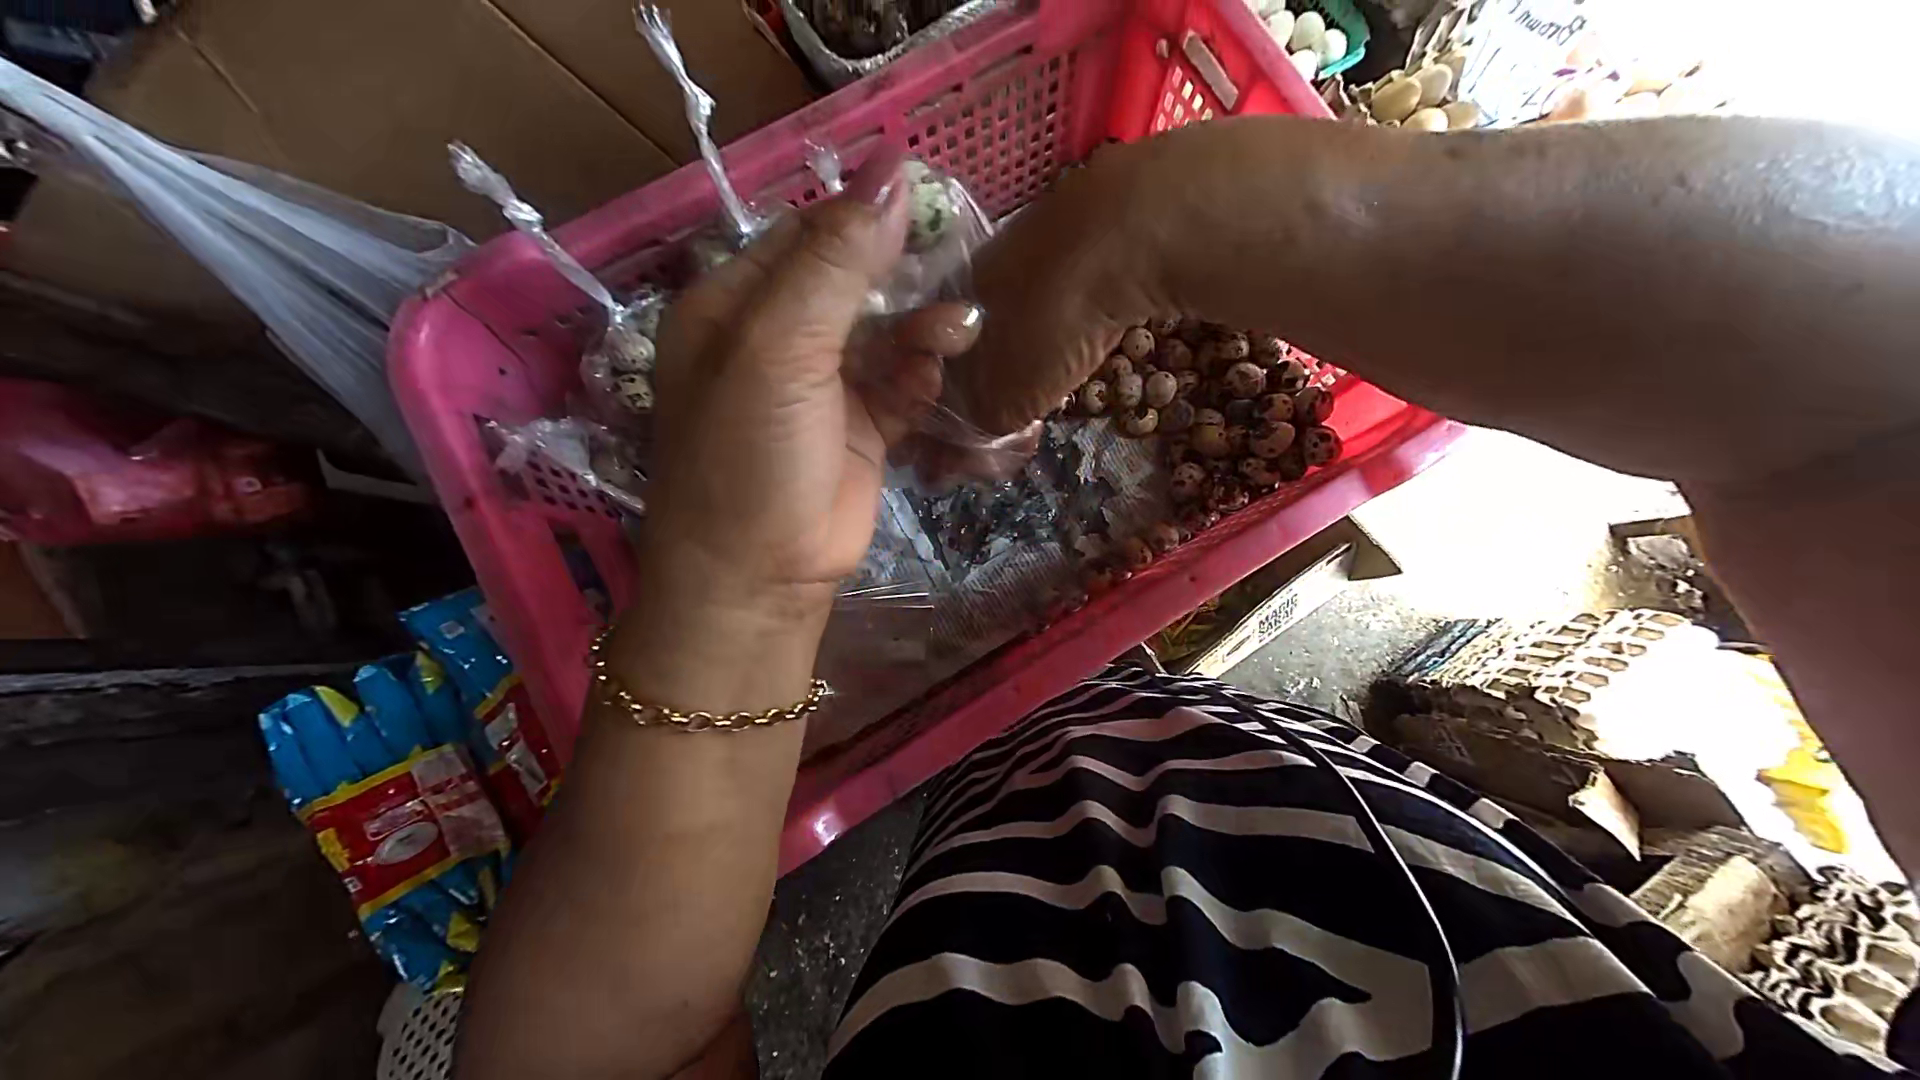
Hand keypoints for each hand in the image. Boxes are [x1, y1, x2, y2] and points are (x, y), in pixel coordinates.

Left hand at [618, 146, 980, 708]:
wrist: (762, 575)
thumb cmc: (751, 456)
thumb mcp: (780, 351)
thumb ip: (835, 265)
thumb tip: (893, 171)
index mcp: (736, 304)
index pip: (807, 235)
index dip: (864, 218)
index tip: (929, 208)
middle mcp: (779, 338)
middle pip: (855, 281)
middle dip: (904, 278)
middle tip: (953, 276)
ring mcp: (824, 385)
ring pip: (887, 332)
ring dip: (923, 330)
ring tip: (955, 334)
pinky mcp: (864, 427)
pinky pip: (904, 382)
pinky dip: (923, 376)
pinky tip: (934, 379)